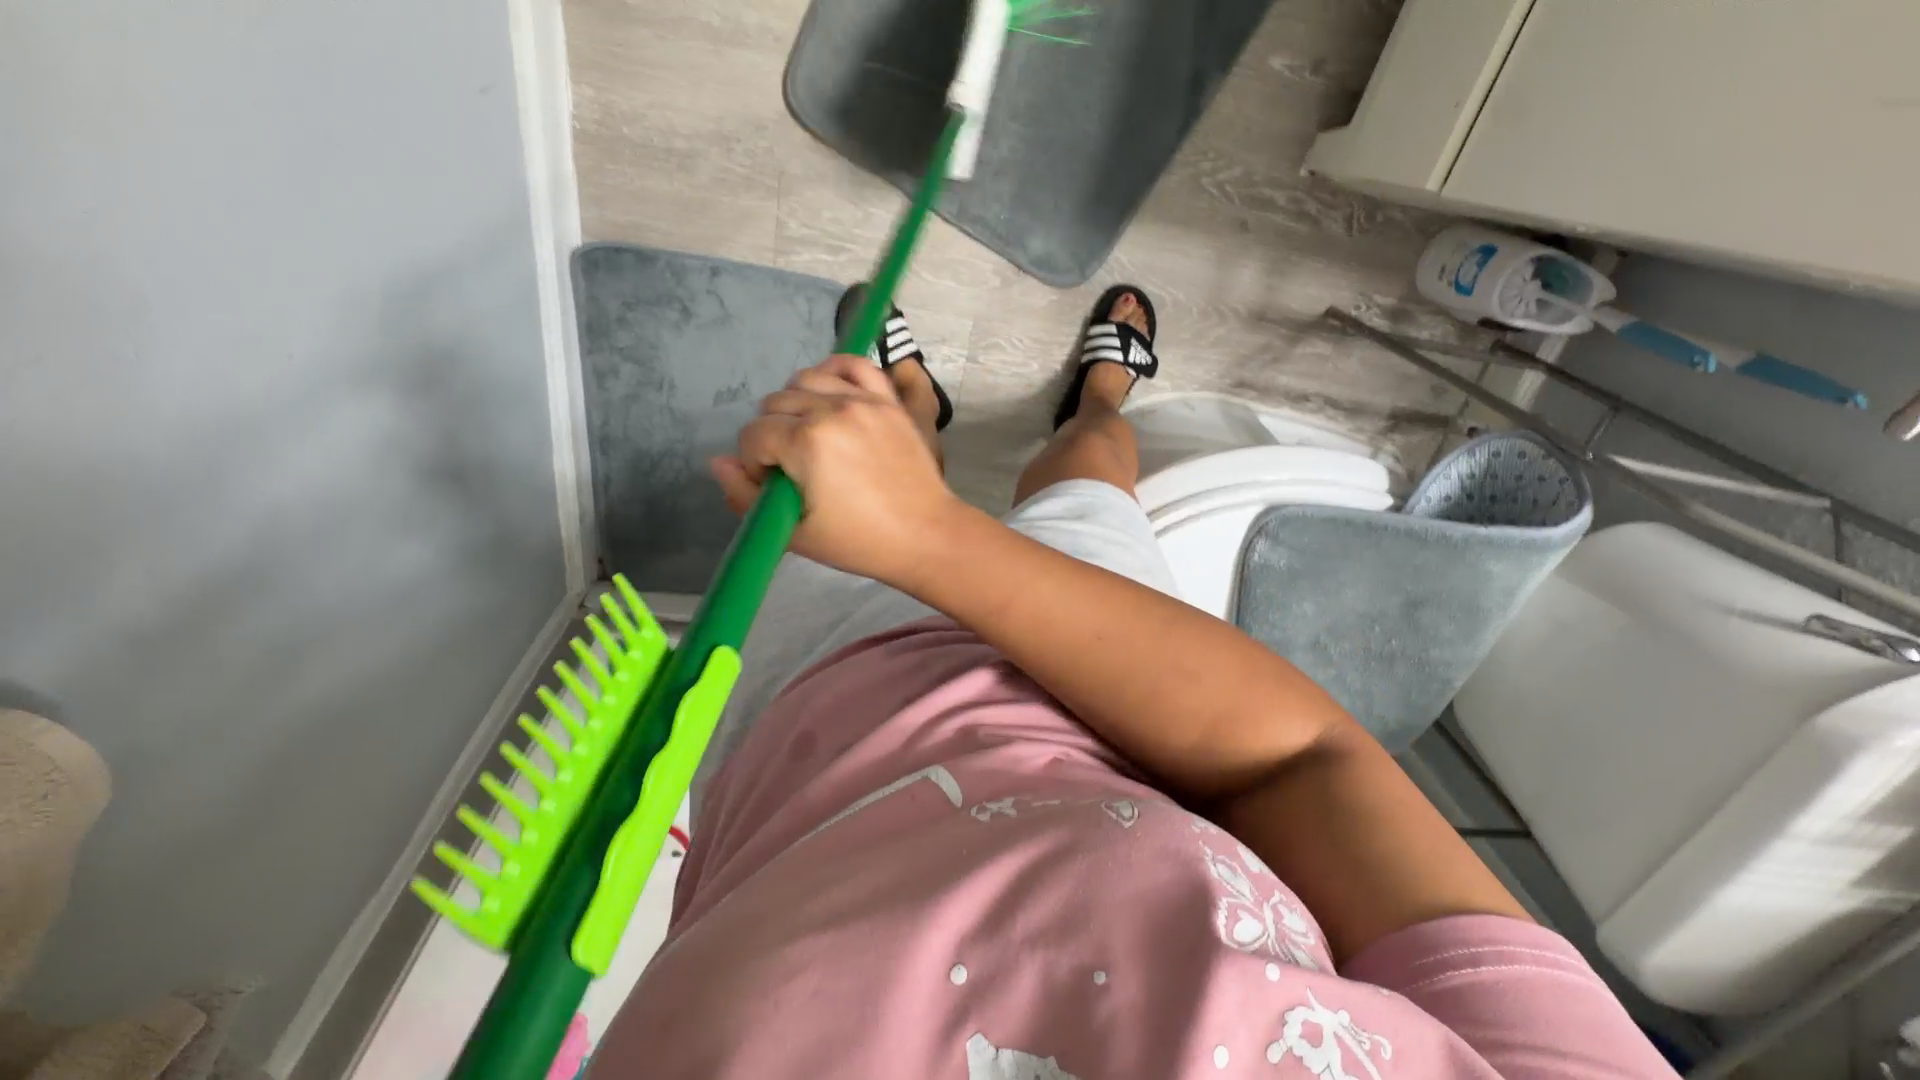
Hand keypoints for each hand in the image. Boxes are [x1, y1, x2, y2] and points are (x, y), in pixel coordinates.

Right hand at [710, 354, 965, 583]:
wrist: (925, 535)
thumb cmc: (859, 542)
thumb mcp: (794, 532)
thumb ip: (744, 496)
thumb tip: (718, 462)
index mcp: (806, 442)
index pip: (753, 435)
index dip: (756, 464)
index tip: (778, 488)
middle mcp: (832, 410)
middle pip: (775, 404)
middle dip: (772, 435)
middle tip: (795, 468)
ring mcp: (863, 400)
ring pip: (806, 380)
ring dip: (797, 404)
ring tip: (810, 435)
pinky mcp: (887, 400)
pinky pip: (854, 364)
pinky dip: (835, 370)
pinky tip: (830, 392)